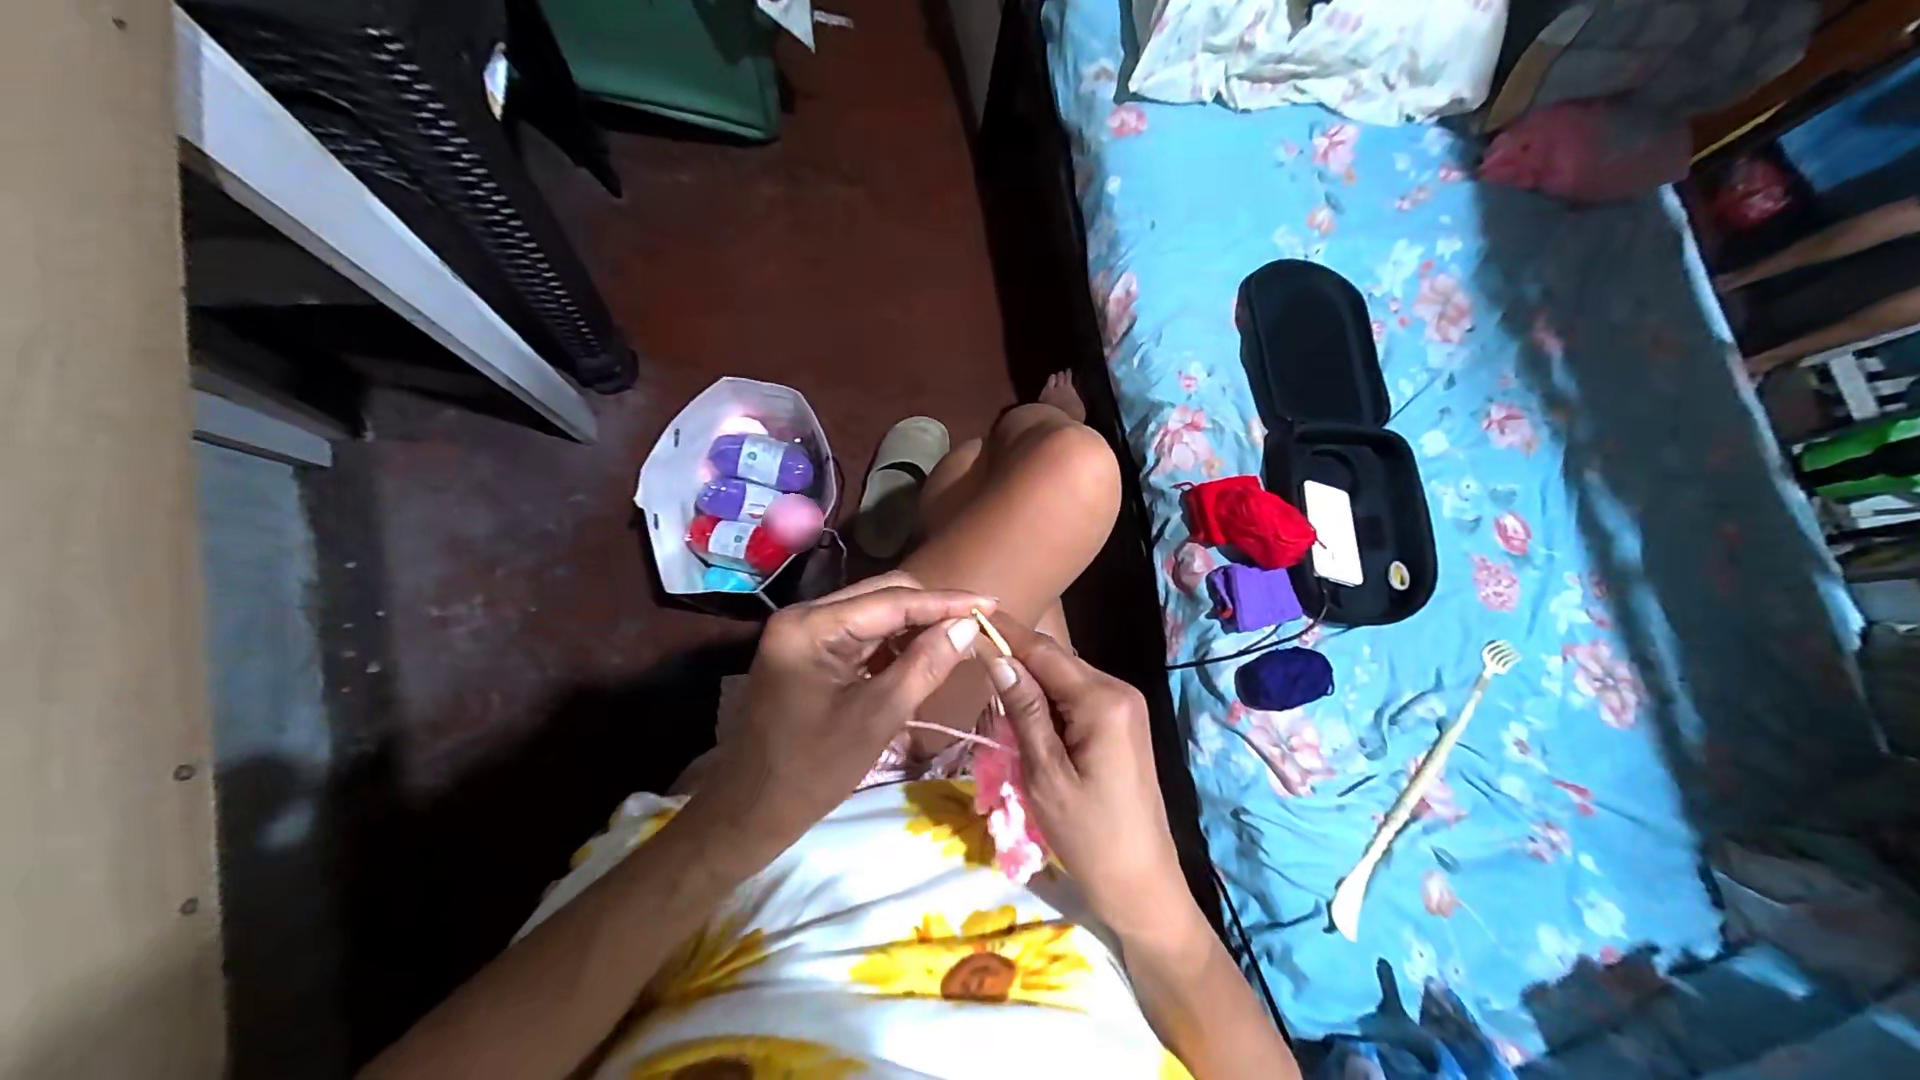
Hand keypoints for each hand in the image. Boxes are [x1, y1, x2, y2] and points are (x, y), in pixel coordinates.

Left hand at [701, 572, 993, 845]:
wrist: (751, 810)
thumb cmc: (813, 770)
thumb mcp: (878, 716)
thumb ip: (925, 664)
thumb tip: (968, 626)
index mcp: (811, 626)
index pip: (891, 600)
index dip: (945, 602)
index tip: (990, 603)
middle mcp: (803, 615)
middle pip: (881, 596)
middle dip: (930, 611)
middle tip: (974, 628)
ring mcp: (802, 630)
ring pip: (873, 612)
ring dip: (913, 626)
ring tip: (954, 643)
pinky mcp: (806, 648)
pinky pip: (859, 633)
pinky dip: (891, 643)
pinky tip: (919, 657)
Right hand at [989, 636, 1194, 940]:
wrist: (1142, 884)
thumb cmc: (1090, 836)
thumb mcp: (1046, 774)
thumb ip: (1023, 710)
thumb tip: (997, 657)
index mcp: (1102, 700)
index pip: (1044, 651)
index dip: (1005, 632)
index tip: (969, 614)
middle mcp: (1118, 690)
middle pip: (1056, 660)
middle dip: (1014, 656)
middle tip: (968, 656)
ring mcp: (1124, 706)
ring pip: (1064, 677)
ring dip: (1028, 680)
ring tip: (988, 685)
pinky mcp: (1122, 724)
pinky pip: (1076, 697)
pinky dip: (1047, 700)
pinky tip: (1023, 712)